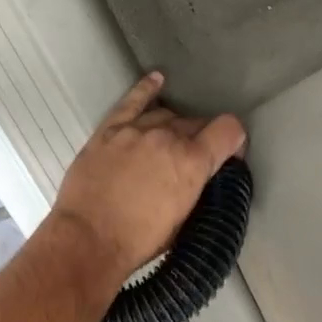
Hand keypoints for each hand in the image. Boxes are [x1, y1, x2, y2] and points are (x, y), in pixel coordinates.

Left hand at [51, 72, 246, 276]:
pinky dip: (146, 89)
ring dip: (173, 127)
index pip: (229, 130)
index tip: (229, 154)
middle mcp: (168, 138)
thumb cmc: (138, 240)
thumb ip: (197, 188)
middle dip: (201, 138)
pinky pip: (132, 101)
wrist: (88, 239)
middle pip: (196, 123)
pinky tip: (156, 80)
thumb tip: (200, 175)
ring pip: (166, 115)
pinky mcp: (109, 130)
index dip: (234, 141)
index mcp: (193, 162)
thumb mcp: (184, 219)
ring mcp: (136, 130)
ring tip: (169, 142)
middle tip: (191, 159)